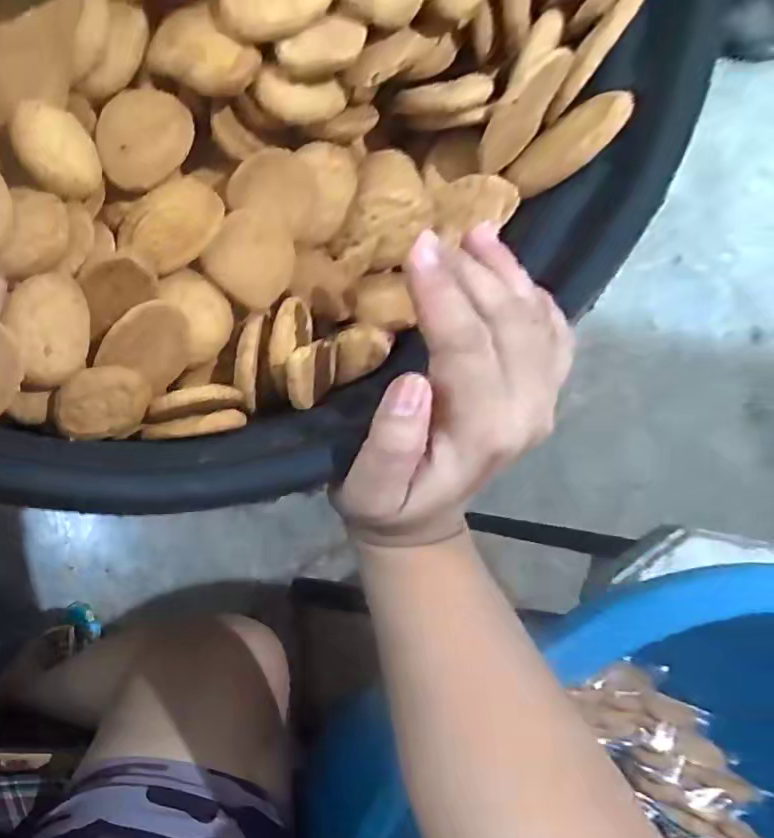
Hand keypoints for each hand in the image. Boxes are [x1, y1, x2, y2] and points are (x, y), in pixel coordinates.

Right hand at [332, 225, 574, 547]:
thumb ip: (391, 443)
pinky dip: (532, 294)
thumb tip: (411, 381)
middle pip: (509, 324)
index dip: (444, 297)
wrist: (419, 523)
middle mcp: (529, 408)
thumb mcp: (367, 488)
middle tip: (434, 236)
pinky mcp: (539, 392)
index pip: (468, 346)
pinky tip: (508, 272)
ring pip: (537, 320)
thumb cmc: (381, 505)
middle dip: (472, 274)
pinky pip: (550, 332)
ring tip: (477, 234)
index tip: (416, 253)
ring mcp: (543, 398)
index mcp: (484, 429)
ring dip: (508, 273)